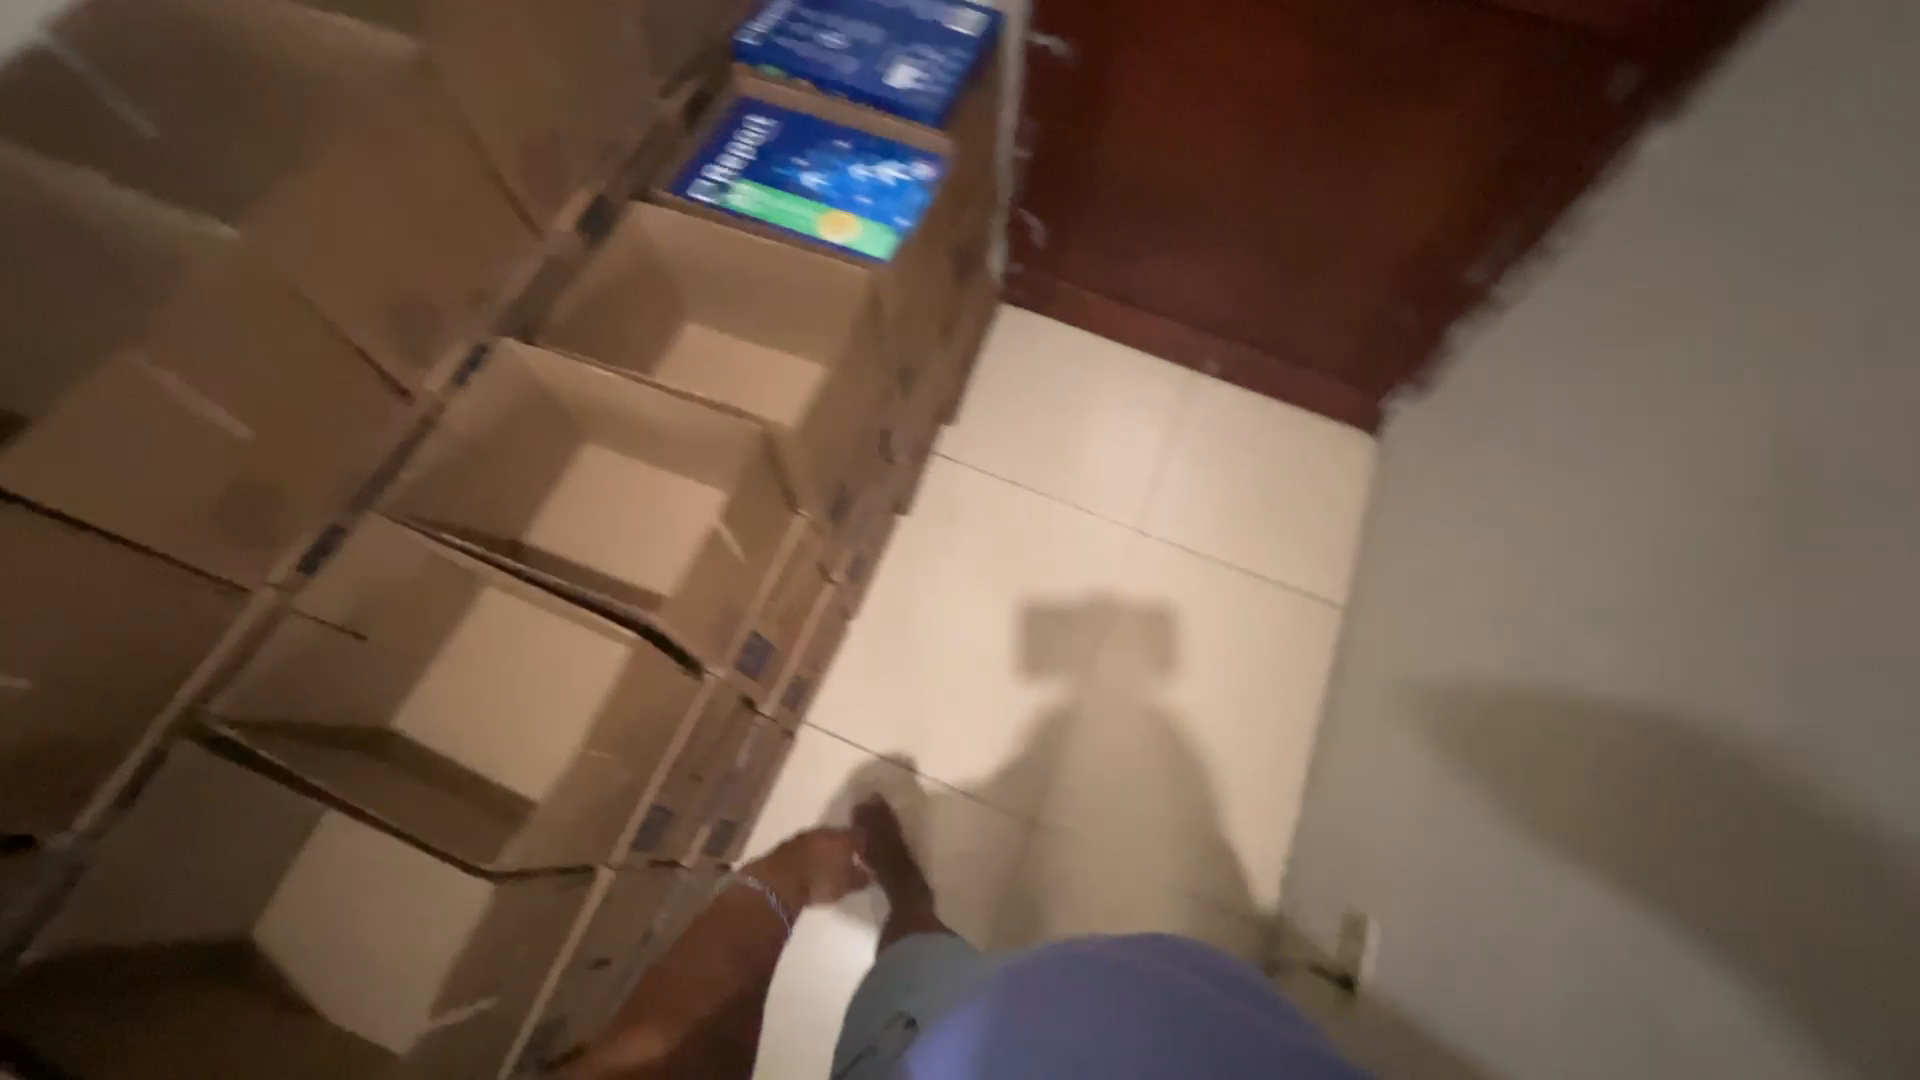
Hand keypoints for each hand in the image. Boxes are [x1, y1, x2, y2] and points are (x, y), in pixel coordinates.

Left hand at [747, 827, 870, 907]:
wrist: (780, 880)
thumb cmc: (820, 881)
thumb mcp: (846, 886)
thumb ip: (860, 879)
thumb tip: (871, 874)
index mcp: (844, 838)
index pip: (859, 835)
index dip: (863, 844)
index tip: (865, 854)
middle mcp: (826, 831)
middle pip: (838, 835)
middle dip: (842, 845)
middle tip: (845, 859)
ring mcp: (805, 836)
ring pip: (820, 839)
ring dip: (823, 849)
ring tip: (825, 863)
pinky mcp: (787, 844)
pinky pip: (804, 847)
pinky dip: (808, 854)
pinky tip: (807, 865)